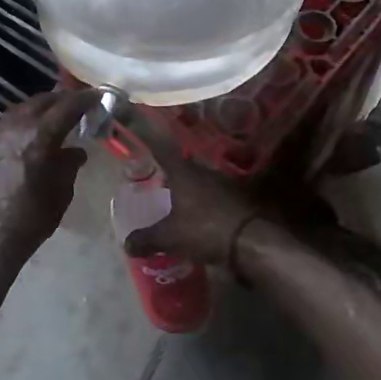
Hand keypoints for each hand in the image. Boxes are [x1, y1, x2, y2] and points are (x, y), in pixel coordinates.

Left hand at [0, 90, 94, 261]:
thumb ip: (69, 164)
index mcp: (39, 135)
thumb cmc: (29, 218)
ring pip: (26, 107)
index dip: (85, 99)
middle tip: (81, 106)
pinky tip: (37, 132)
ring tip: (60, 117)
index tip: (99, 96)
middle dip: (64, 100)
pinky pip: (12, 120)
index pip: (67, 105)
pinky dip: (28, 118)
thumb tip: (75, 151)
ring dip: (44, 107)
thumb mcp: (60, 192)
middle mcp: (16, 125)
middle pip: (44, 100)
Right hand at [121, 113, 262, 266]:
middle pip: (183, 167)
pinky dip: (206, 204)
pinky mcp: (240, 200)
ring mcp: (225, 184)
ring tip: (179, 203)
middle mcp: (205, 172)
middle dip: (171, 174)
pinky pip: (216, 197)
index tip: (143, 136)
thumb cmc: (204, 230)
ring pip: (201, 182)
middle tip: (159, 182)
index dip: (151, 143)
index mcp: (184, 173)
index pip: (163, 151)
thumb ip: (147, 239)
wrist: (253, 242)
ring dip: (190, 190)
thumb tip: (127, 244)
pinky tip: (201, 218)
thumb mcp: (169, 237)